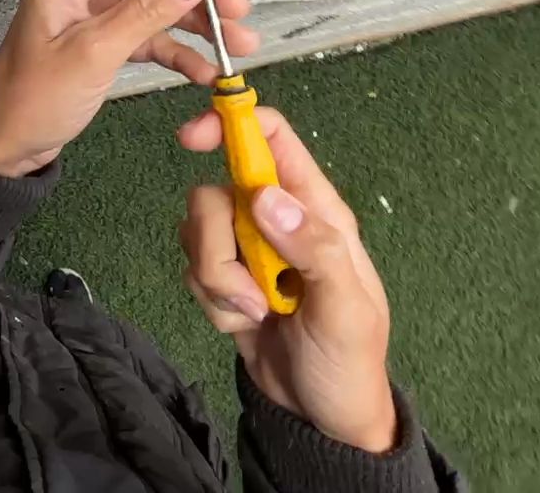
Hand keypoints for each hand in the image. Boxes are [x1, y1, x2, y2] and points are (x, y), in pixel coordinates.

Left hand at [0, 0, 257, 176]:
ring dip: (201, 14)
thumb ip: (148, 10)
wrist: (7, 143)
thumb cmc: (29, 95)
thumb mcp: (92, 52)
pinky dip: (183, 47)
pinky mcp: (109, 37)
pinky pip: (156, 30)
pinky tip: (207, 71)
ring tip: (238, 42)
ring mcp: (100, 7)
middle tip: (235, 9)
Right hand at [179, 107, 397, 451]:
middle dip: (218, 243)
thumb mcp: (347, 309)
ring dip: (217, 280)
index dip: (230, 123)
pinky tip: (244, 322)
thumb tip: (264, 195)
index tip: (192, 138)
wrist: (318, 416)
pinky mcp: (221, 274)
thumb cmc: (348, 360)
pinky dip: (212, 299)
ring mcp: (243, 244)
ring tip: (256, 312)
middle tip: (253, 289)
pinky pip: (190, 264)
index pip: (269, 136)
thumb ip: (314, 247)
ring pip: (196, 229)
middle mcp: (272, 216)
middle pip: (213, 190)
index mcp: (313, 207)